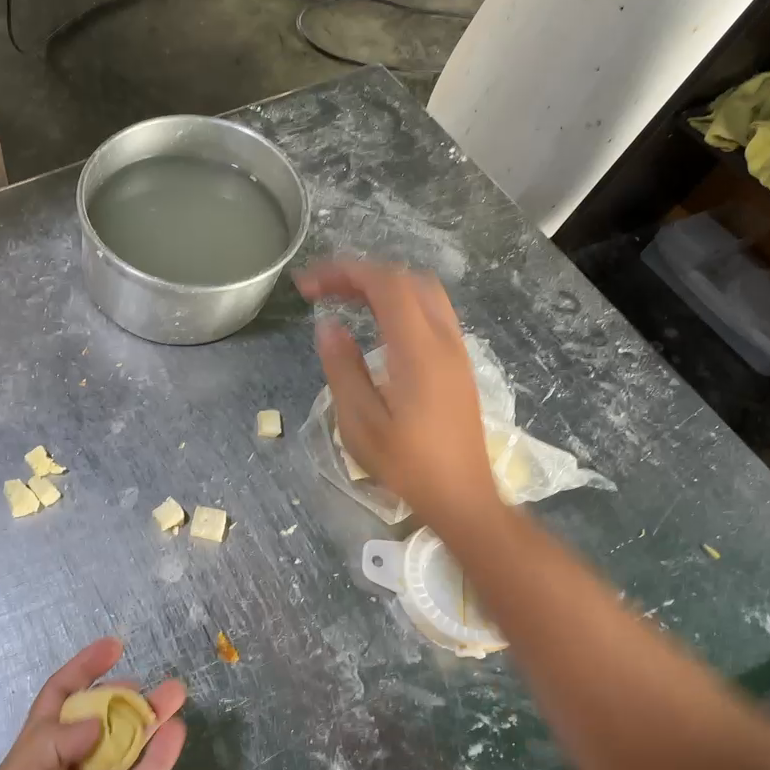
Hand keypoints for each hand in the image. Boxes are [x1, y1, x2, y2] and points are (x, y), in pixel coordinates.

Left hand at [0, 638, 186, 769]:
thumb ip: (50, 747)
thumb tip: (91, 720)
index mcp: (34, 753)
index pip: (59, 697)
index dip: (83, 668)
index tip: (113, 645)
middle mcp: (67, 767)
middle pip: (101, 718)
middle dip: (124, 694)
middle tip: (151, 683)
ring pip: (129, 745)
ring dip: (152, 718)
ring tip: (178, 693)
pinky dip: (162, 757)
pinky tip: (178, 733)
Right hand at [295, 260, 500, 527]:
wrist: (463, 496)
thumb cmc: (407, 464)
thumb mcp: (360, 422)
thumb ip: (342, 368)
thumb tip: (328, 326)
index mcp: (418, 350)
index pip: (386, 285)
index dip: (343, 273)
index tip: (306, 286)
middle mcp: (444, 340)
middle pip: (407, 280)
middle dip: (361, 274)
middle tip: (321, 290)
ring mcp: (457, 350)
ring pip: (424, 293)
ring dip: (383, 286)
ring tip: (344, 299)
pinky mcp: (458, 364)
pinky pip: (432, 312)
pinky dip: (400, 303)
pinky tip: (375, 325)